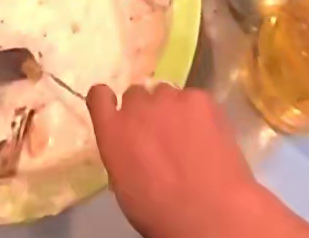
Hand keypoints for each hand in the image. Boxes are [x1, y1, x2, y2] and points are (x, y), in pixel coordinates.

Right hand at [87, 84, 308, 237]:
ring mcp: (170, 97)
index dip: (107, 100)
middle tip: (160, 135)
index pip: (98, 96)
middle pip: (137, 95)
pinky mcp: (199, 97)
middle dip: (145, 111)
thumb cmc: (160, 213)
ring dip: (171, 111)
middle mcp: (138, 105)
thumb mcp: (125, 185)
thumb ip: (122, 152)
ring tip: (188, 138)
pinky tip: (207, 137)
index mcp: (113, 131)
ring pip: (166, 94)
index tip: (115, 108)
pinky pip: (193, 99)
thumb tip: (129, 144)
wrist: (210, 213)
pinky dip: (198, 114)